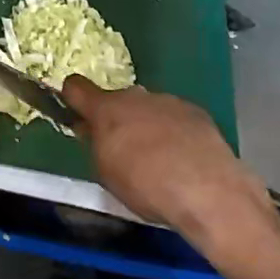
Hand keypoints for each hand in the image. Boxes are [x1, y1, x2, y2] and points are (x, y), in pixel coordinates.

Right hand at [61, 76, 272, 234]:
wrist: (208, 191)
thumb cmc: (145, 186)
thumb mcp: (106, 173)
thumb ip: (96, 145)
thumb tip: (92, 130)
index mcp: (106, 110)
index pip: (76, 87)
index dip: (71, 97)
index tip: (74, 111)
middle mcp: (136, 97)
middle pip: (116, 100)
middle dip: (115, 118)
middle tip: (121, 147)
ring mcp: (168, 101)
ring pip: (147, 108)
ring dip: (145, 124)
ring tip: (157, 157)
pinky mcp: (196, 112)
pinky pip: (173, 117)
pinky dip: (172, 131)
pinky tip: (182, 157)